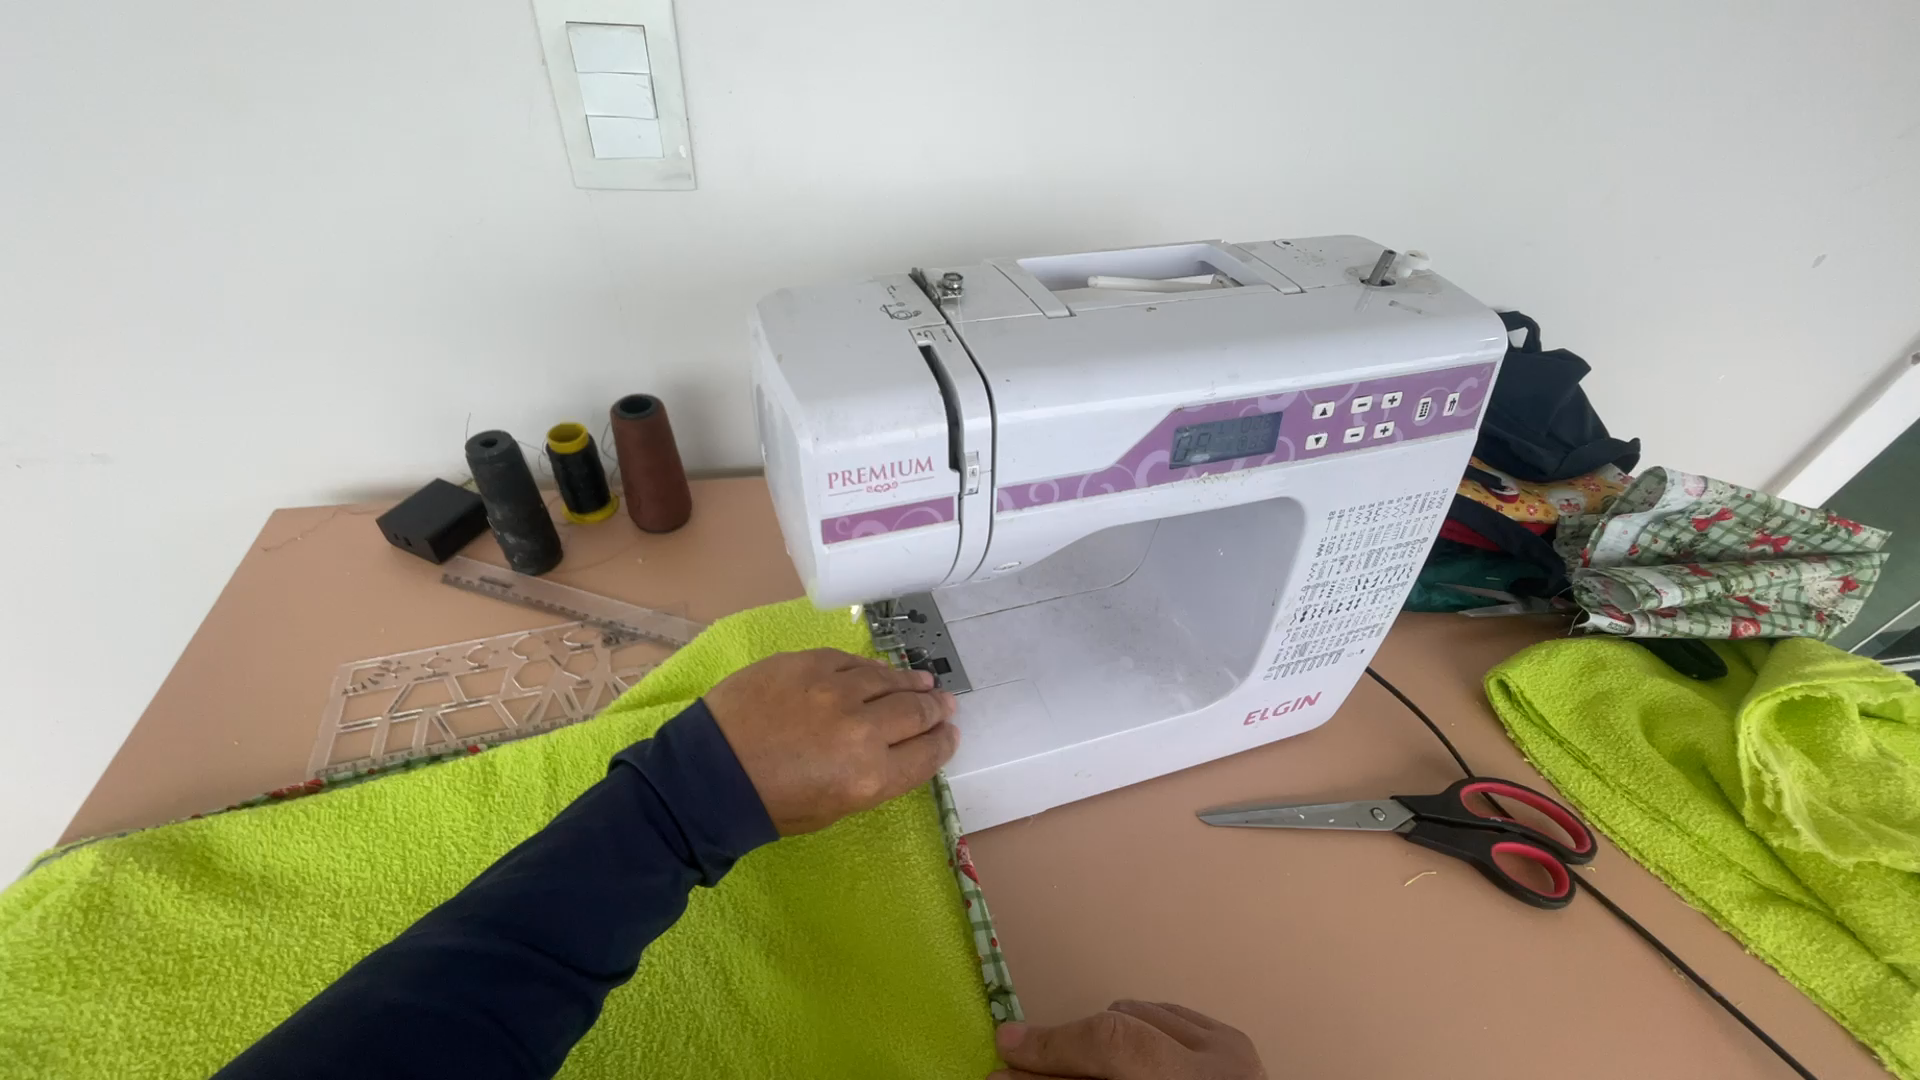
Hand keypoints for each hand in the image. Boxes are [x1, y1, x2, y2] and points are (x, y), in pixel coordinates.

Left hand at [703, 648, 958, 834]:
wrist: (707, 773)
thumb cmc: (770, 804)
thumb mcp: (833, 808)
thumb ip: (873, 777)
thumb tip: (899, 750)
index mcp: (869, 777)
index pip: (926, 753)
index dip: (943, 743)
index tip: (950, 733)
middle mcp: (861, 729)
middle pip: (915, 711)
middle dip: (935, 708)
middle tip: (945, 704)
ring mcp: (834, 689)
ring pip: (887, 678)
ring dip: (910, 682)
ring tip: (923, 682)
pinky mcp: (808, 662)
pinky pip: (851, 661)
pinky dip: (870, 668)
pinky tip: (877, 671)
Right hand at [991, 1001, 1265, 1079]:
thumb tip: (1014, 1074)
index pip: (1109, 1048)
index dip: (1051, 1048)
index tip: (1003, 1049)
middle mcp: (1214, 1068)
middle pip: (1116, 1031)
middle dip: (1060, 1044)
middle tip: (1016, 1055)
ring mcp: (1230, 1051)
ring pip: (1137, 1013)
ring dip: (1100, 1041)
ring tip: (1084, 1070)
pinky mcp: (1235, 1041)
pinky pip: (1164, 1012)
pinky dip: (1136, 1031)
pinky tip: (1124, 1061)